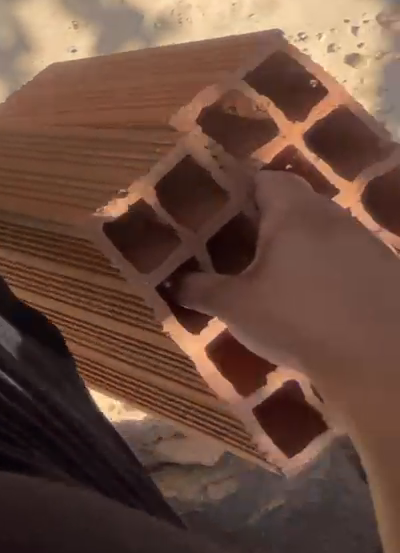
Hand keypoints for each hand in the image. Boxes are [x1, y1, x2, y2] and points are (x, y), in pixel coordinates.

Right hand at [177, 170, 399, 398]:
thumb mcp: (231, 305)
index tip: (211, 206)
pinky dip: (322, 270)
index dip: (238, 187)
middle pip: (297, 205)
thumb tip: (173, 281)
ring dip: (295, 246)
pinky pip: (347, 261)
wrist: (391, 373)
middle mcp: (339, 225)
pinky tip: (303, 297)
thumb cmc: (301, 322)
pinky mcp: (392, 282)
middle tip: (227, 239)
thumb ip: (196, 286)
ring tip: (262, 271)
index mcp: (297, 218)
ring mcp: (374, 254)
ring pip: (324, 234)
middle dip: (262, 219)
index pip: (268, 179)